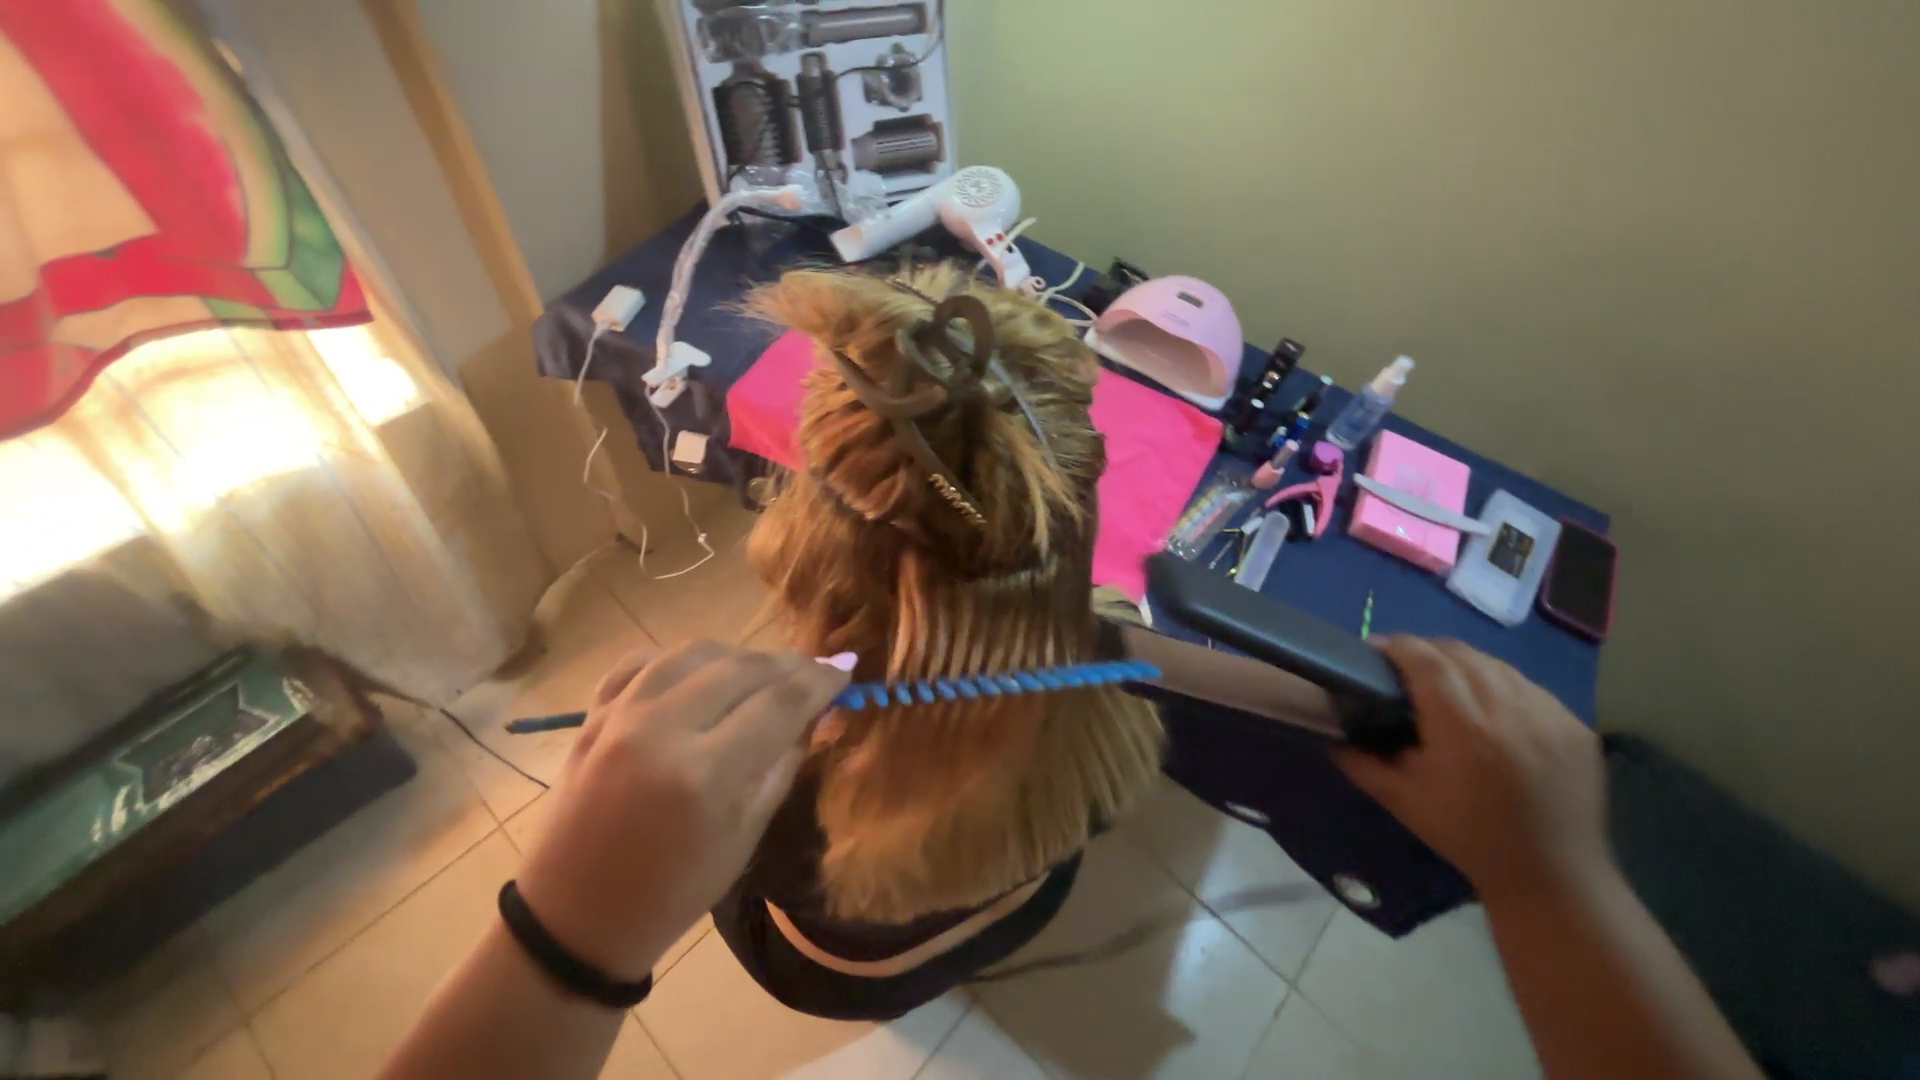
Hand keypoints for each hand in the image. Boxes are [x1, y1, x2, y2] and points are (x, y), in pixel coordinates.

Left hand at [514, 641, 848, 978]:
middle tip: (814, 673)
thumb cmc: (674, 891)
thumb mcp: (746, 834)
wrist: (574, 917)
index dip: (821, 680)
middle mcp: (662, 729)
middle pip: (743, 667)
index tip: (845, 671)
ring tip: (763, 674)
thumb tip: (816, 710)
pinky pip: (645, 660)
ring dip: (740, 656)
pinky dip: (681, 661)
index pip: (781, 702)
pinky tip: (701, 675)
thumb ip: (784, 762)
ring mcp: (620, 714)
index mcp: (706, 773)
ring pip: (696, 651)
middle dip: (788, 665)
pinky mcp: (592, 713)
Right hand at [1335, 636, 1610, 901]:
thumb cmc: (1466, 836)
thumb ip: (1360, 762)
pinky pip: (1528, 687)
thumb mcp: (1401, 801)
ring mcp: (1550, 715)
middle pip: (1460, 653)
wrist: (1551, 875)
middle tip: (1404, 668)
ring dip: (1464, 665)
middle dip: (1426, 651)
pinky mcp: (1576, 725)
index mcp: (1464, 729)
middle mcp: (1510, 711)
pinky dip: (1500, 686)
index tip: (1374, 650)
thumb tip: (1331, 732)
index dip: (1396, 646)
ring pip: (1496, 664)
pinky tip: (1489, 710)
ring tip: (1447, 685)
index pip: (1426, 660)